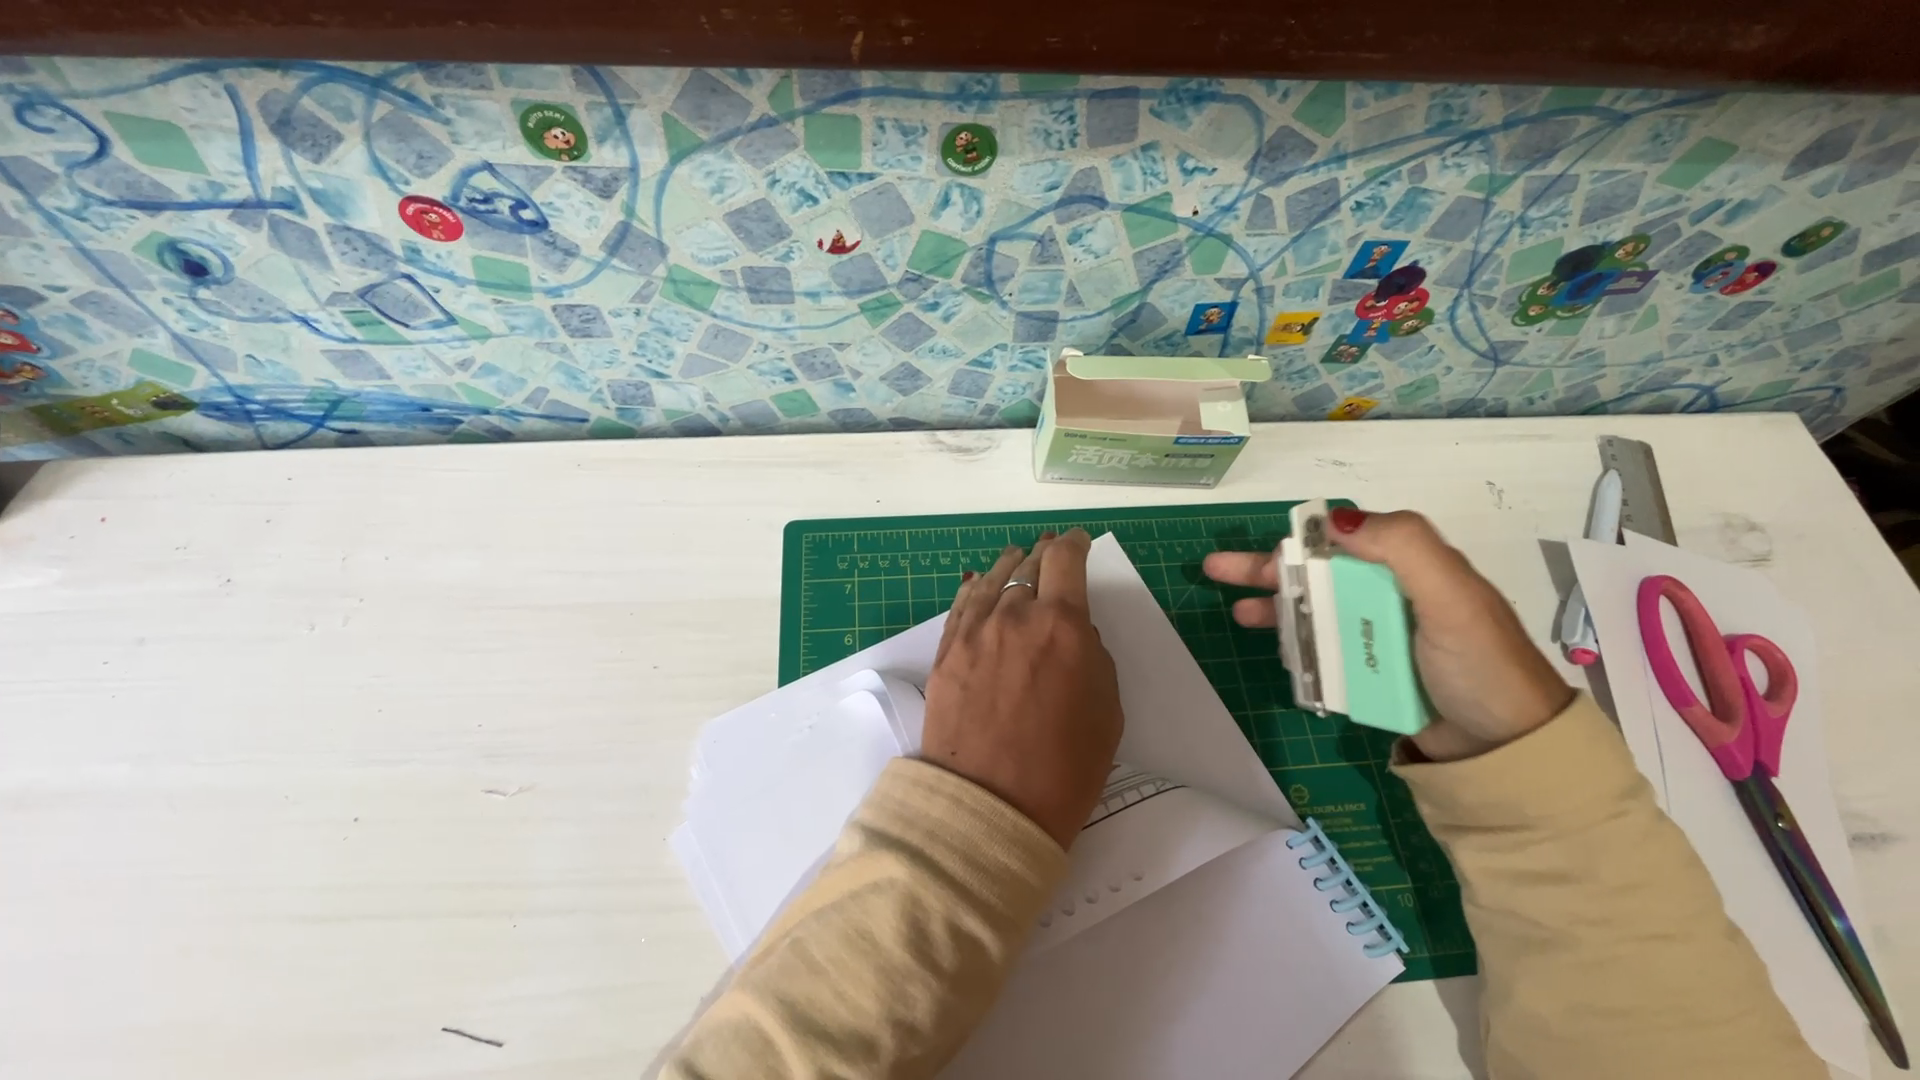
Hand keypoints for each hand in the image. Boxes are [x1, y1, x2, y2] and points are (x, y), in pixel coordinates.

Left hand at [921, 529, 1123, 848]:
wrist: (990, 804)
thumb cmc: (1064, 768)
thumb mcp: (1107, 711)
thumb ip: (1093, 657)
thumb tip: (1073, 633)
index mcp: (1062, 625)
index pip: (1066, 561)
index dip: (1075, 545)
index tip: (1078, 543)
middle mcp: (1014, 616)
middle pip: (1028, 567)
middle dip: (1043, 556)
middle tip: (1049, 552)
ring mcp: (973, 632)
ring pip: (990, 580)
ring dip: (1007, 566)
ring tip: (1015, 558)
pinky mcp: (945, 653)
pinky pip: (961, 606)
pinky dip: (973, 588)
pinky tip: (975, 582)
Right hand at [1204, 508, 1572, 762]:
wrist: (1507, 747)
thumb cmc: (1478, 664)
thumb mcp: (1450, 595)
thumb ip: (1402, 547)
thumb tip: (1335, 522)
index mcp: (1412, 569)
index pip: (1347, 541)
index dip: (1304, 540)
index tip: (1271, 550)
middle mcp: (1393, 596)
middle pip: (1321, 575)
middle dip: (1269, 570)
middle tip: (1218, 570)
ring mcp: (1380, 637)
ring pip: (1317, 612)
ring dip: (1276, 608)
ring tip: (1238, 613)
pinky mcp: (1373, 673)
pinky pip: (1325, 651)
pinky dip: (1297, 646)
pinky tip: (1275, 649)